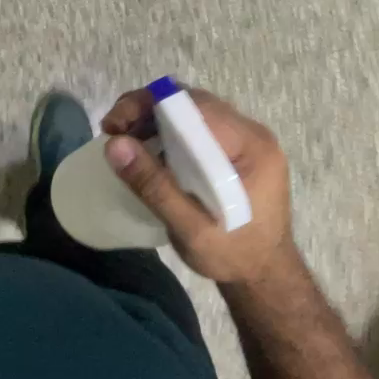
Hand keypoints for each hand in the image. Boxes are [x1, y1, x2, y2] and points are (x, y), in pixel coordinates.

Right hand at [101, 88, 294, 285]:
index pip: (193, 104)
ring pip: (189, 110)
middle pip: (189, 102)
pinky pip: (194, 125)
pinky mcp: (234, 149)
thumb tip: (114, 144)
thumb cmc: (232, 255)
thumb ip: (154, 187)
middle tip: (112, 133)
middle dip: (144, 110)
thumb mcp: (190, 228)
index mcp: (251, 146)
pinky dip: (164, 131)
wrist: (265, 276)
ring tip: (123, 142)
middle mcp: (251, 133)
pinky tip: (146, 151)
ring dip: (151, 119)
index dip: (147, 105)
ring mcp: (244, 140)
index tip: (114, 126)